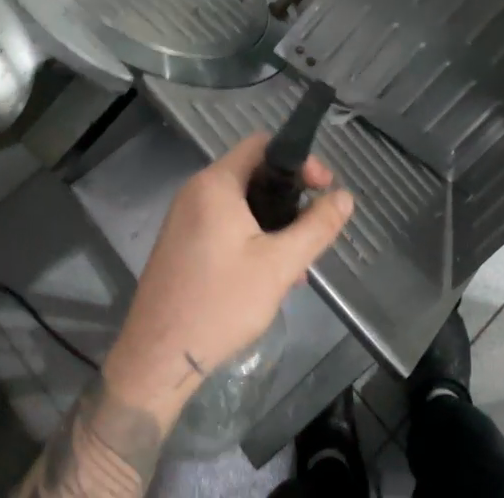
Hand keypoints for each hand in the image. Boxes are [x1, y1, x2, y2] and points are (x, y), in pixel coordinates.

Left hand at [101, 133, 354, 425]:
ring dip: (273, 222)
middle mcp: (195, 192)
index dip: (298, 159)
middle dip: (289, 197)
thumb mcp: (280, 265)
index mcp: (215, 184)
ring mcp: (184, 218)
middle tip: (314, 227)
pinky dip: (250, 235)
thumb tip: (344, 197)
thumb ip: (316, 227)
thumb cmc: (220, 303)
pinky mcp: (181, 244)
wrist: (159, 358)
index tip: (324, 189)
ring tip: (296, 261)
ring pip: (240, 203)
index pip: (262, 145)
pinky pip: (224, 224)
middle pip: (253, 173)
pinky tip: (268, 274)